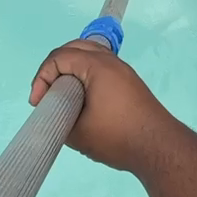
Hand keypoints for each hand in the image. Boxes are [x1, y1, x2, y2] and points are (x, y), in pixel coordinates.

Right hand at [28, 40, 188, 175]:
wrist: (159, 148)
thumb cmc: (117, 138)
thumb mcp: (77, 133)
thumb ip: (58, 119)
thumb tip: (55, 115)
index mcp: (97, 66)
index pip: (59, 58)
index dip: (42, 78)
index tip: (37, 103)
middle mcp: (111, 61)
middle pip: (74, 48)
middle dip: (54, 68)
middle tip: (46, 92)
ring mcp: (122, 71)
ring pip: (89, 55)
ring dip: (70, 69)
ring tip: (61, 93)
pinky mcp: (129, 83)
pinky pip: (100, 67)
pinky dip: (84, 75)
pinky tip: (80, 98)